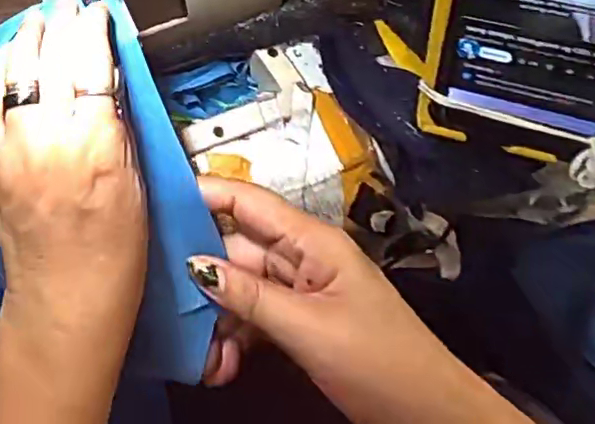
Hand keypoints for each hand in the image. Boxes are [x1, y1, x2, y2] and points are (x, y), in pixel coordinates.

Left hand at [0, 1, 146, 423]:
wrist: (61, 305)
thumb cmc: (116, 254)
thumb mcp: (135, 184)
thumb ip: (118, 126)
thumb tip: (108, 80)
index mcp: (95, 144)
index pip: (93, 66)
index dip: (95, 32)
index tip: (99, 12)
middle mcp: (51, 137)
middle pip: (53, 62)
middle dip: (63, 25)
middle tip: (69, 2)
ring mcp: (15, 148)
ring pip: (18, 75)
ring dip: (28, 39)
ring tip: (39, 16)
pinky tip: (7, 53)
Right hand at [189, 177, 528, 423]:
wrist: (435, 418)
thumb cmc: (379, 363)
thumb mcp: (309, 330)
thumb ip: (250, 296)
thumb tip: (195, 264)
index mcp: (309, 238)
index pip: (247, 200)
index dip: (204, 194)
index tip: (160, 202)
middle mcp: (299, 253)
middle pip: (237, 247)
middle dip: (203, 278)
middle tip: (172, 309)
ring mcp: (299, 286)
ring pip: (241, 285)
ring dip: (218, 318)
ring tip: (203, 359)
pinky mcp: (299, 317)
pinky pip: (255, 314)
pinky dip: (236, 337)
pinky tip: (221, 366)